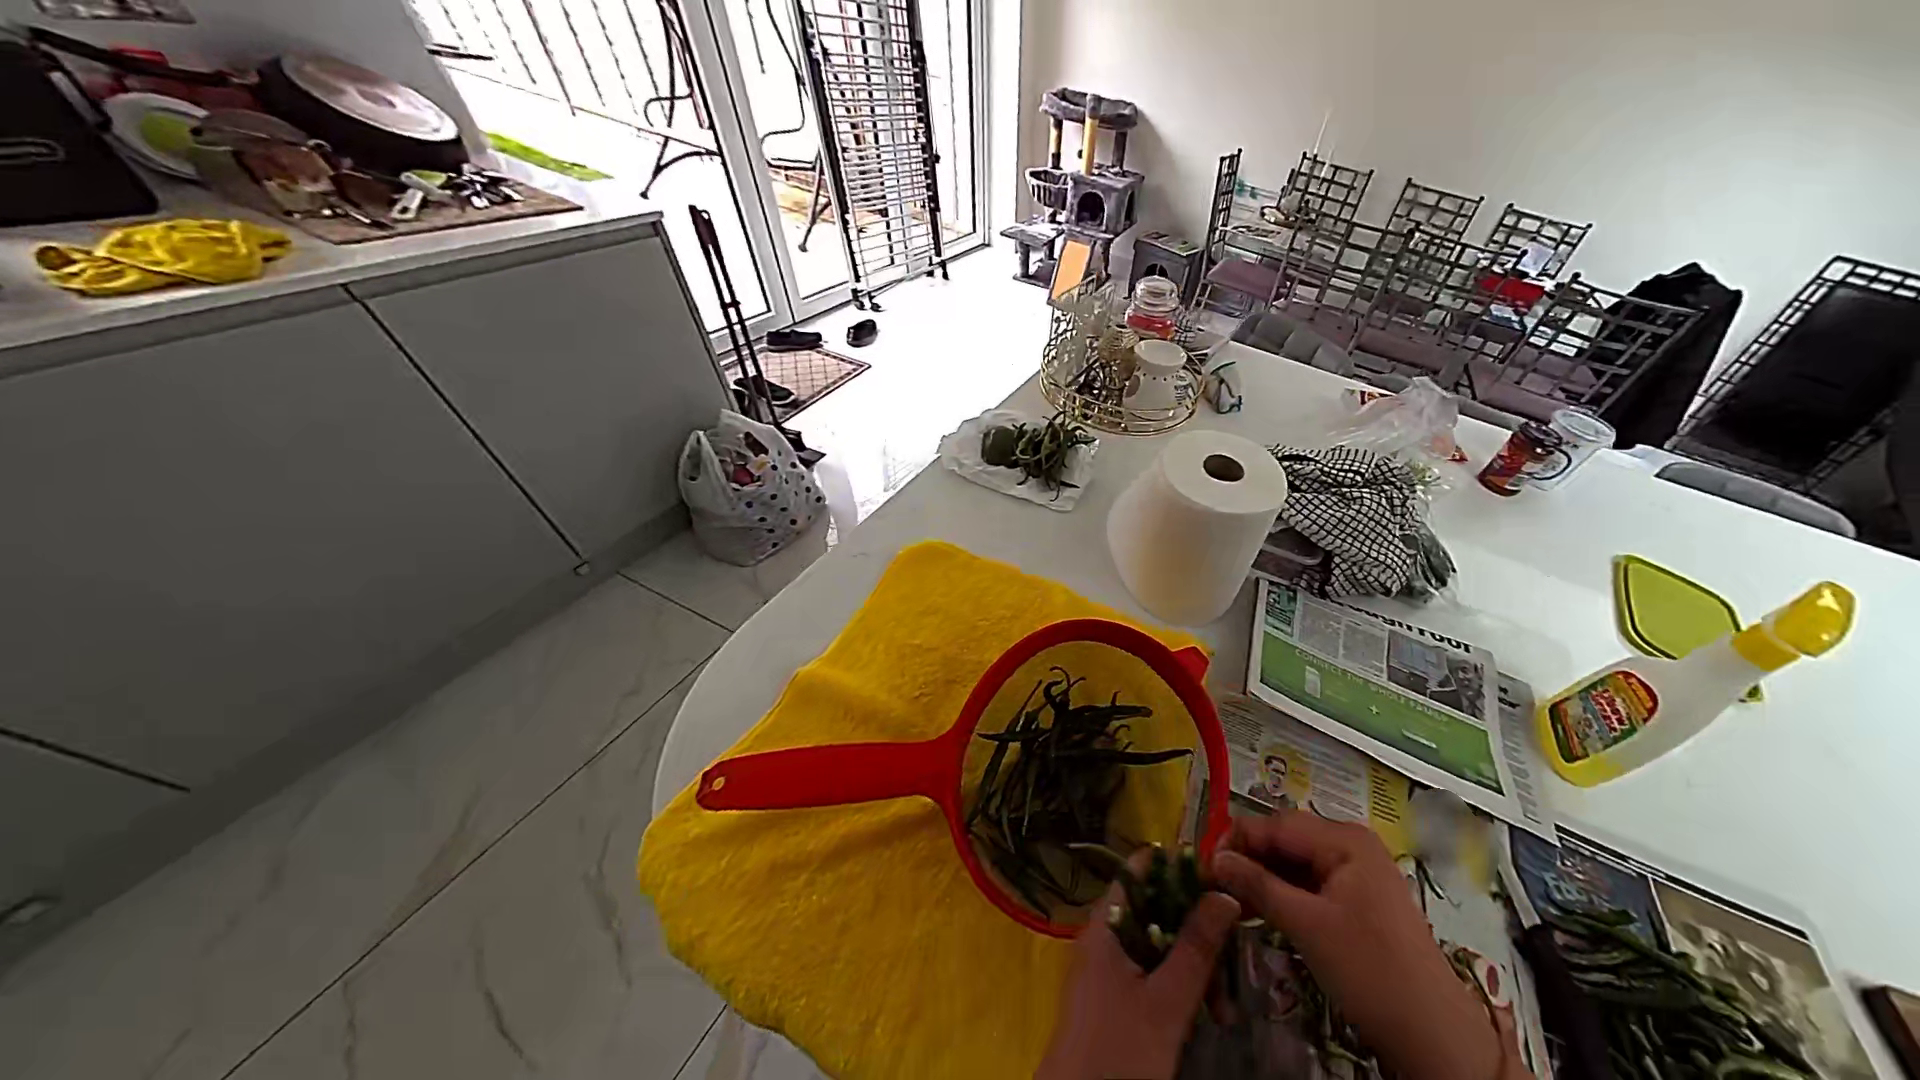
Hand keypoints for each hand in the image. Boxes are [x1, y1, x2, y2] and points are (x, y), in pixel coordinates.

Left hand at [1035, 874, 1240, 1079]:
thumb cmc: (1119, 1052)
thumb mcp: (1167, 1001)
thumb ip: (1196, 946)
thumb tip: (1224, 892)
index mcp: (1108, 922)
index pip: (1141, 868)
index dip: (1180, 868)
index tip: (1222, 884)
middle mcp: (1106, 933)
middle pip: (1158, 907)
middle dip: (1199, 932)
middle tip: (1233, 964)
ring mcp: (1109, 964)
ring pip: (1161, 944)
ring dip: (1196, 968)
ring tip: (1225, 1013)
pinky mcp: (1116, 994)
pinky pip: (1155, 972)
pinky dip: (1182, 988)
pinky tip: (1210, 1018)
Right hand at [1211, 812, 1516, 1079]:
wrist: (1433, 1034)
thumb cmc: (1369, 969)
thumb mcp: (1305, 924)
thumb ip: (1256, 884)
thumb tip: (1213, 859)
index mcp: (1344, 839)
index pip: (1274, 824)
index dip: (1235, 840)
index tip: (1204, 865)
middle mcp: (1349, 844)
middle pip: (1282, 839)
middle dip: (1246, 858)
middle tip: (1213, 884)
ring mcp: (1354, 871)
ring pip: (1291, 861)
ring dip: (1259, 877)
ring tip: (1229, 899)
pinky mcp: (1353, 898)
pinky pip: (1306, 881)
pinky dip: (1280, 892)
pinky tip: (1256, 908)